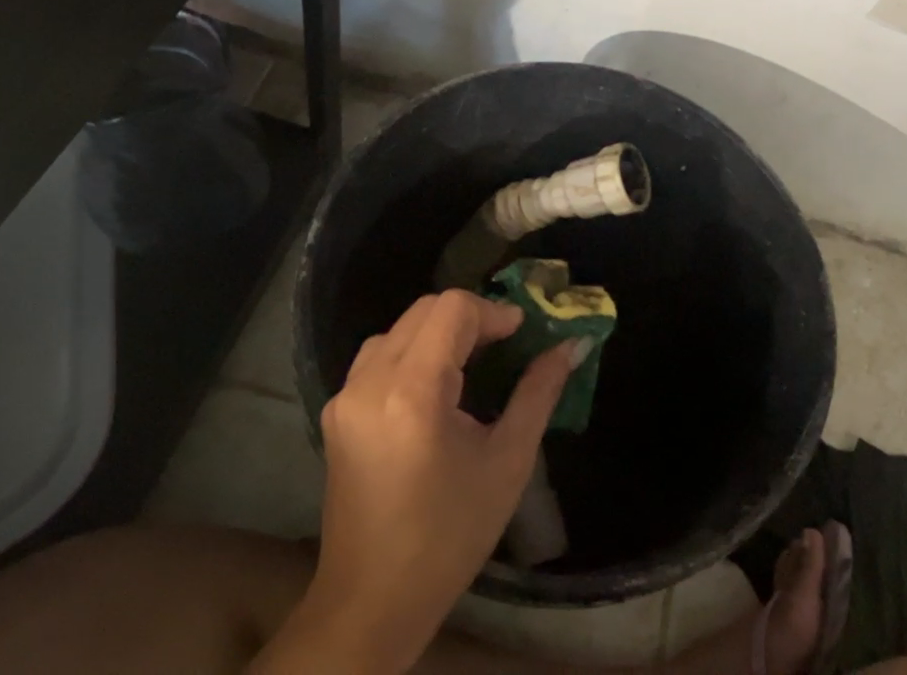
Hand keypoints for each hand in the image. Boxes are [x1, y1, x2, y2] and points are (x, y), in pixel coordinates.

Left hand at [258, 291, 579, 674]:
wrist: (374, 596)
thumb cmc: (451, 534)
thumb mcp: (508, 461)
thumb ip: (539, 393)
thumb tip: (570, 346)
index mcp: (411, 392)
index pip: (452, 309)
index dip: (494, 312)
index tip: (524, 335)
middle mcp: (369, 382)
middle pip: (423, 311)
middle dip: (471, 318)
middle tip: (508, 345)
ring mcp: (345, 397)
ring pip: (398, 330)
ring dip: (440, 333)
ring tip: (476, 365)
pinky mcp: (337, 414)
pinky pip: (378, 358)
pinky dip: (414, 353)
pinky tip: (439, 387)